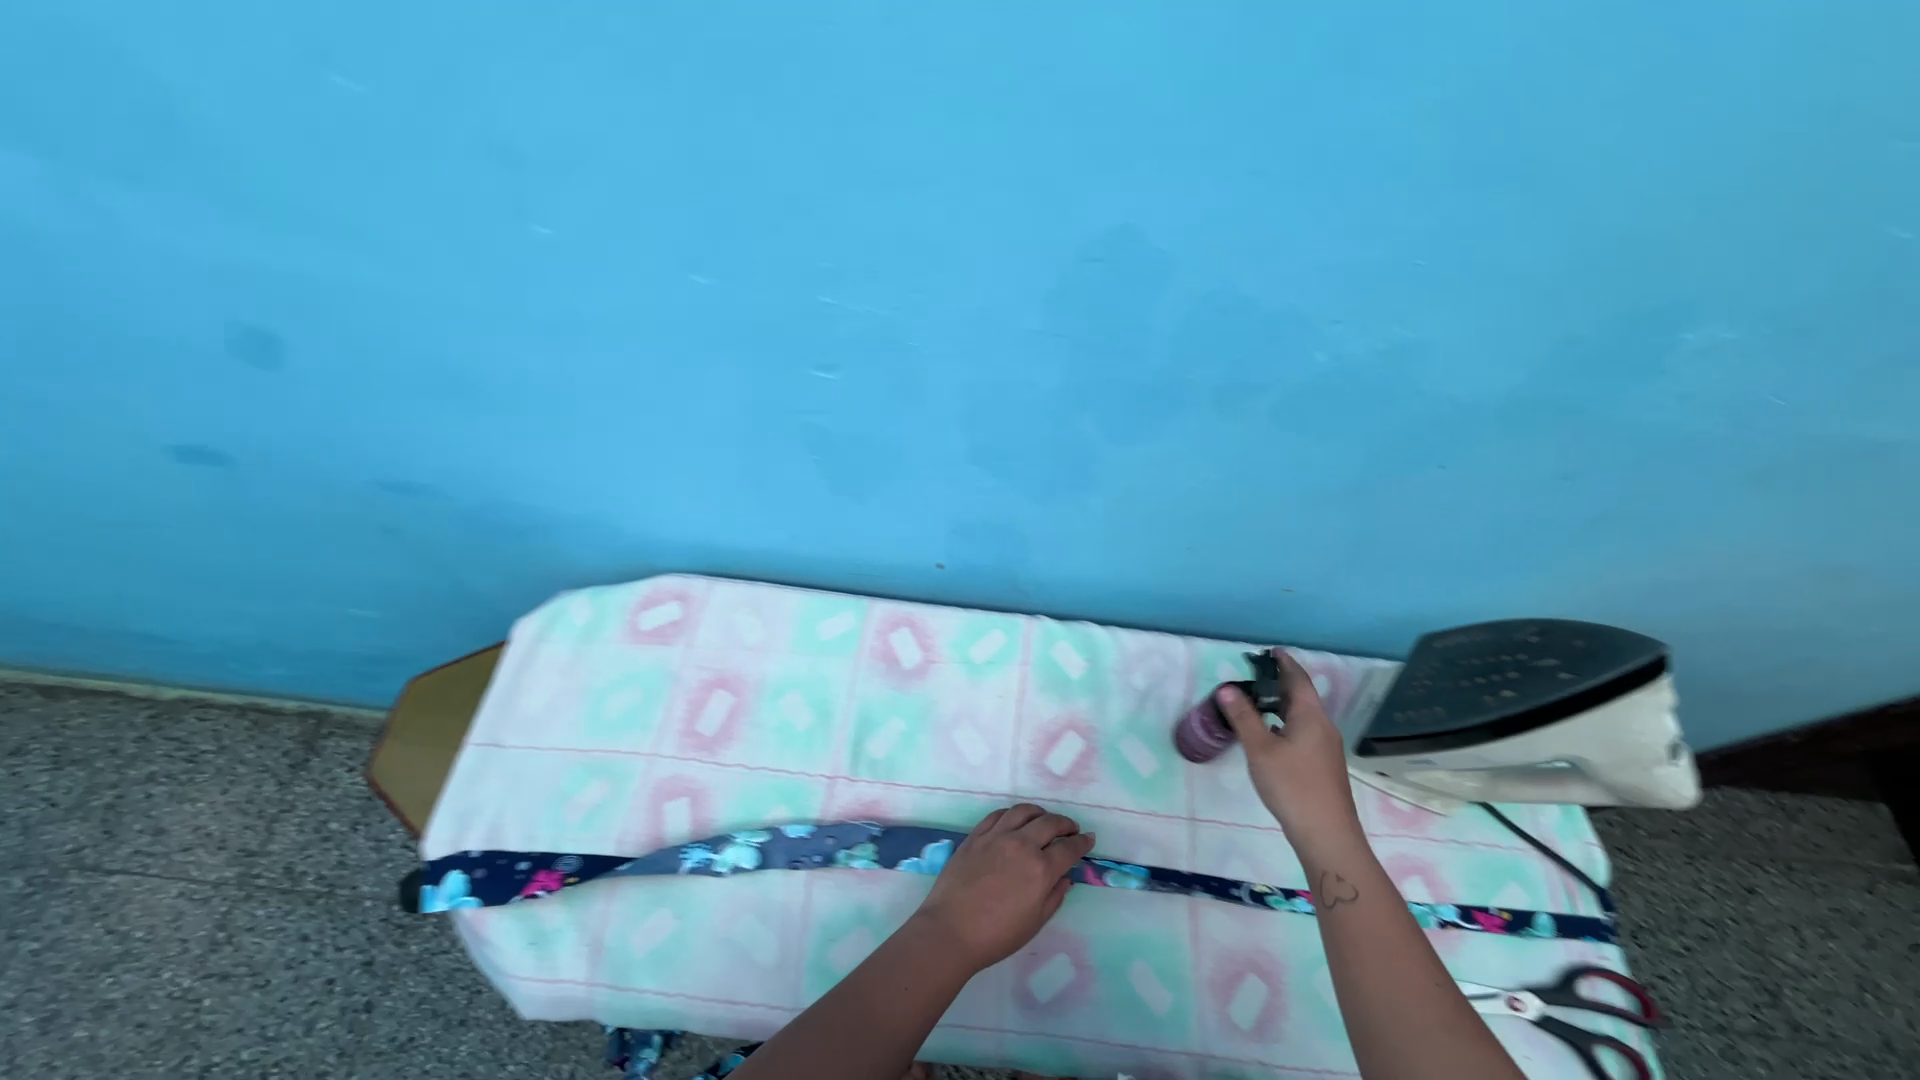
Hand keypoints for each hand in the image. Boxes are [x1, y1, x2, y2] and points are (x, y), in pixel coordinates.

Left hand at [911, 804, 1095, 971]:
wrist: (950, 931)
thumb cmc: (997, 935)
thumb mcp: (1035, 922)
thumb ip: (1054, 896)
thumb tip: (1066, 878)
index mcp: (1040, 869)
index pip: (1068, 848)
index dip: (1082, 842)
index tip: (1088, 839)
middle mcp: (1021, 845)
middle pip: (1049, 823)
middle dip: (1065, 824)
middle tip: (1070, 830)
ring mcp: (996, 837)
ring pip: (1023, 812)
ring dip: (1039, 813)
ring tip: (1044, 820)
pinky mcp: (975, 836)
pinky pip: (997, 815)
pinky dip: (1012, 814)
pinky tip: (1015, 820)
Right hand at [1216, 650, 1365, 856]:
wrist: (1326, 833)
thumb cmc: (1292, 786)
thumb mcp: (1260, 749)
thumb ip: (1244, 717)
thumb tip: (1227, 688)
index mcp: (1311, 716)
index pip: (1298, 679)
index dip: (1284, 663)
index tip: (1270, 651)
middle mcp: (1323, 726)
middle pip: (1302, 696)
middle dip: (1280, 683)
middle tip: (1255, 675)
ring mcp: (1326, 747)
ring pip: (1303, 716)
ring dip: (1282, 705)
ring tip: (1257, 702)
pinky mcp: (1323, 764)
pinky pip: (1303, 732)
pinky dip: (1285, 724)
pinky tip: (1270, 735)